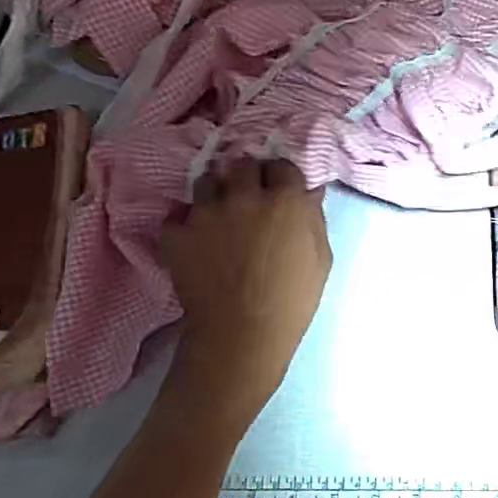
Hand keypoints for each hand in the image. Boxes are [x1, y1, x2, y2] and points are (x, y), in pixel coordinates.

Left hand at [160, 158, 330, 425]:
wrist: (243, 333)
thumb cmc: (294, 299)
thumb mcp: (322, 259)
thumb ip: (313, 219)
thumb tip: (307, 194)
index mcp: (286, 201)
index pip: (283, 166)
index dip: (283, 177)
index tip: (282, 189)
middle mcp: (244, 196)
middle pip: (243, 165)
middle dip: (249, 177)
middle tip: (252, 197)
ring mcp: (205, 212)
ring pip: (207, 182)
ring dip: (217, 192)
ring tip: (222, 214)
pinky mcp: (175, 232)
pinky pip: (180, 215)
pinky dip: (188, 223)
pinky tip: (198, 241)